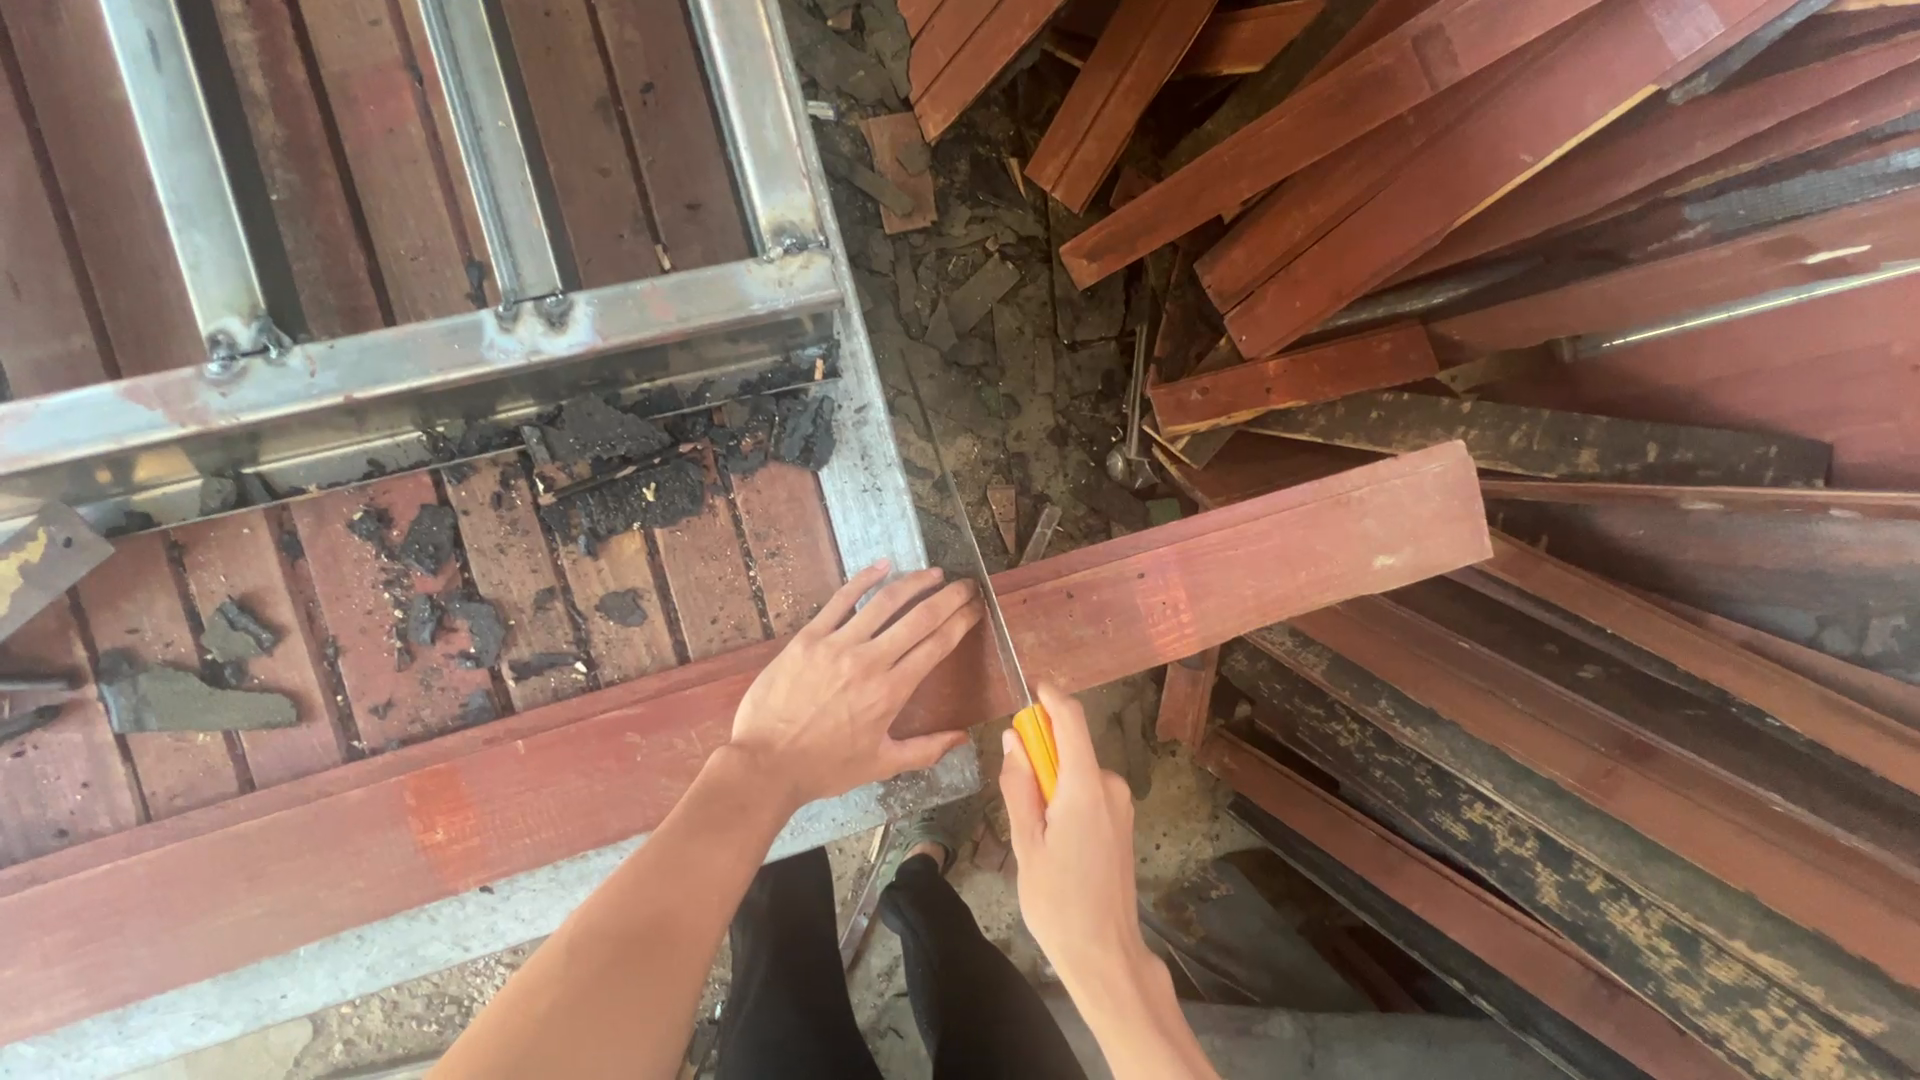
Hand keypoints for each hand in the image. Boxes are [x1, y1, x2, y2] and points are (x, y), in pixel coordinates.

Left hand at [729, 560, 981, 809]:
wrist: (765, 764)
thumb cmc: (824, 768)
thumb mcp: (881, 765)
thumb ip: (925, 750)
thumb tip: (963, 737)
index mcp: (892, 692)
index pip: (937, 644)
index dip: (962, 621)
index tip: (976, 608)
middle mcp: (870, 661)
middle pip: (920, 617)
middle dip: (950, 597)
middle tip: (968, 585)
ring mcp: (837, 645)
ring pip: (885, 602)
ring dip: (915, 582)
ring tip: (935, 573)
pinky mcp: (809, 637)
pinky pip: (841, 600)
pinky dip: (864, 579)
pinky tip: (883, 565)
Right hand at [1000, 684, 1154, 985]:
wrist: (1106, 953)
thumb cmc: (1058, 902)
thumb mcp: (1025, 843)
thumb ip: (1019, 785)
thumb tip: (1012, 740)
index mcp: (1085, 787)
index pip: (1071, 720)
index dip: (1050, 698)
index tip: (1030, 687)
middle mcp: (1110, 786)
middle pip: (1070, 747)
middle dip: (1039, 756)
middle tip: (1017, 801)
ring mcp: (1121, 804)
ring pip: (1077, 771)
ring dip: (1051, 783)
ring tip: (1035, 834)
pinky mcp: (1122, 821)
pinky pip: (1088, 790)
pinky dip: (1066, 797)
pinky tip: (1055, 840)